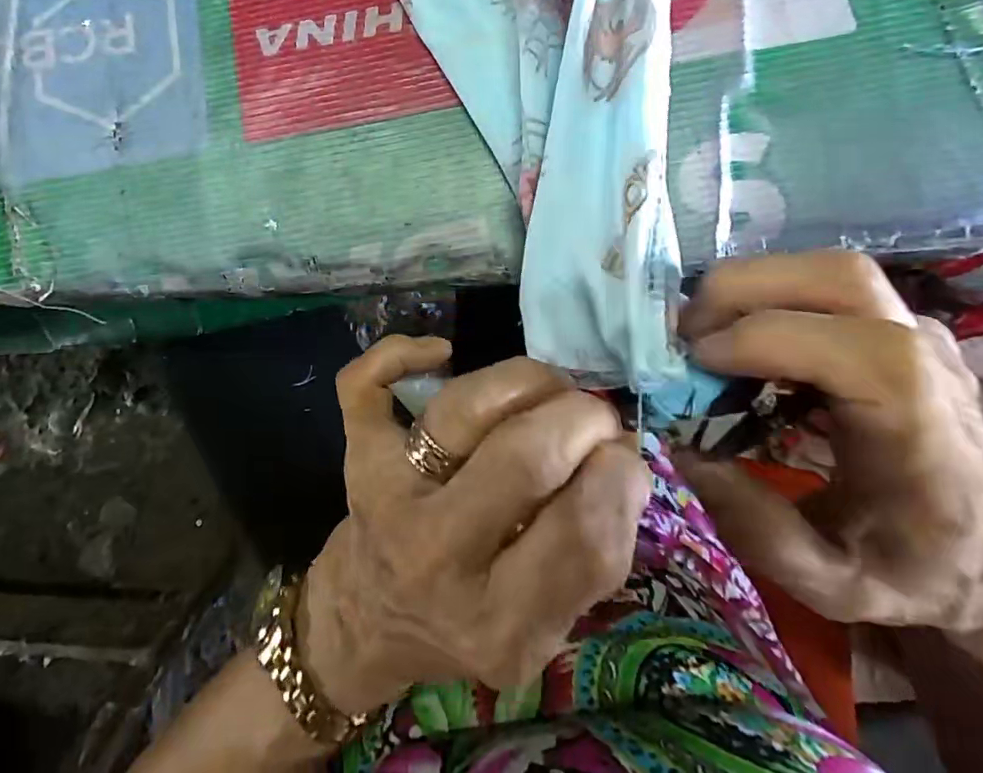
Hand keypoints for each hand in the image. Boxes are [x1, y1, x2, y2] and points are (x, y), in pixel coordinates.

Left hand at [297, 338, 650, 714]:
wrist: (371, 616)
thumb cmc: (468, 622)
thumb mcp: (540, 629)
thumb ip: (587, 555)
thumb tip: (623, 455)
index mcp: (500, 621)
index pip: (580, 537)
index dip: (619, 481)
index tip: (626, 456)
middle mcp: (437, 555)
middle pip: (522, 458)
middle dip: (578, 419)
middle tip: (595, 416)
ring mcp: (387, 498)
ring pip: (459, 409)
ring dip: (523, 379)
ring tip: (551, 387)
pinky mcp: (356, 459)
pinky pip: (364, 388)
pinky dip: (398, 355)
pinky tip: (442, 352)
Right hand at [675, 250, 982, 632]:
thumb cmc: (913, 572)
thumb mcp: (828, 582)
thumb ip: (752, 524)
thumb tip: (680, 444)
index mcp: (927, 432)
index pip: (858, 349)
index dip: (762, 340)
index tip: (693, 367)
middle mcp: (930, 363)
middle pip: (837, 278)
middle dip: (739, 292)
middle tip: (681, 337)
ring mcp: (914, 334)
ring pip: (822, 269)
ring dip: (744, 290)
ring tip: (699, 338)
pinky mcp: (889, 325)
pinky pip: (815, 286)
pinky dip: (759, 298)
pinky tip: (731, 344)